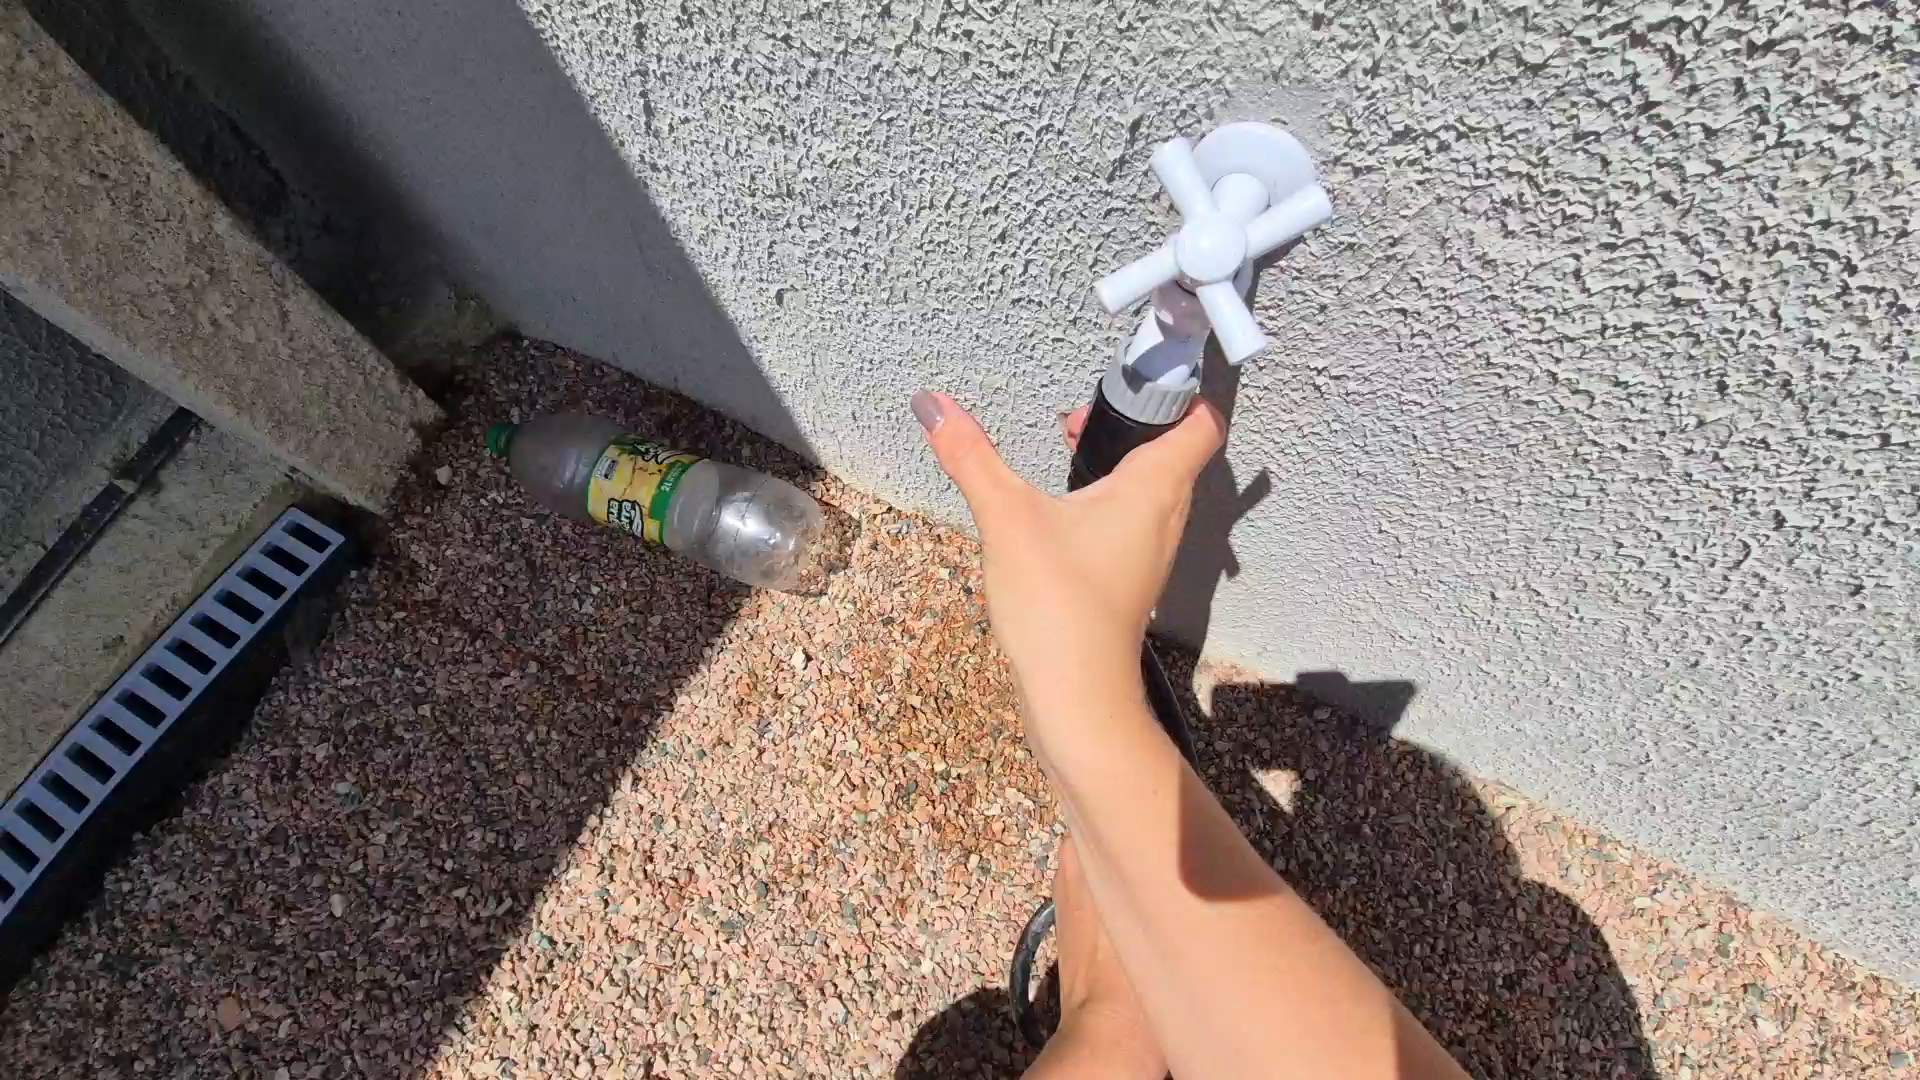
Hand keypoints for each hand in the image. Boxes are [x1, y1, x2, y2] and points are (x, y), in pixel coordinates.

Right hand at [911, 390, 1224, 718]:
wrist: (1074, 693)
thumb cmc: (1055, 601)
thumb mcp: (1006, 517)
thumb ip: (970, 455)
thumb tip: (933, 402)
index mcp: (1155, 489)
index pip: (1202, 422)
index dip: (1180, 388)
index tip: (1136, 371)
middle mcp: (1166, 516)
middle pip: (1173, 447)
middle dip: (1131, 419)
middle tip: (1078, 415)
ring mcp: (1151, 550)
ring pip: (1152, 484)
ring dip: (1116, 458)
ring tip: (1066, 445)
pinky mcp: (1130, 576)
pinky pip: (1133, 516)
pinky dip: (1108, 495)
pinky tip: (1061, 506)